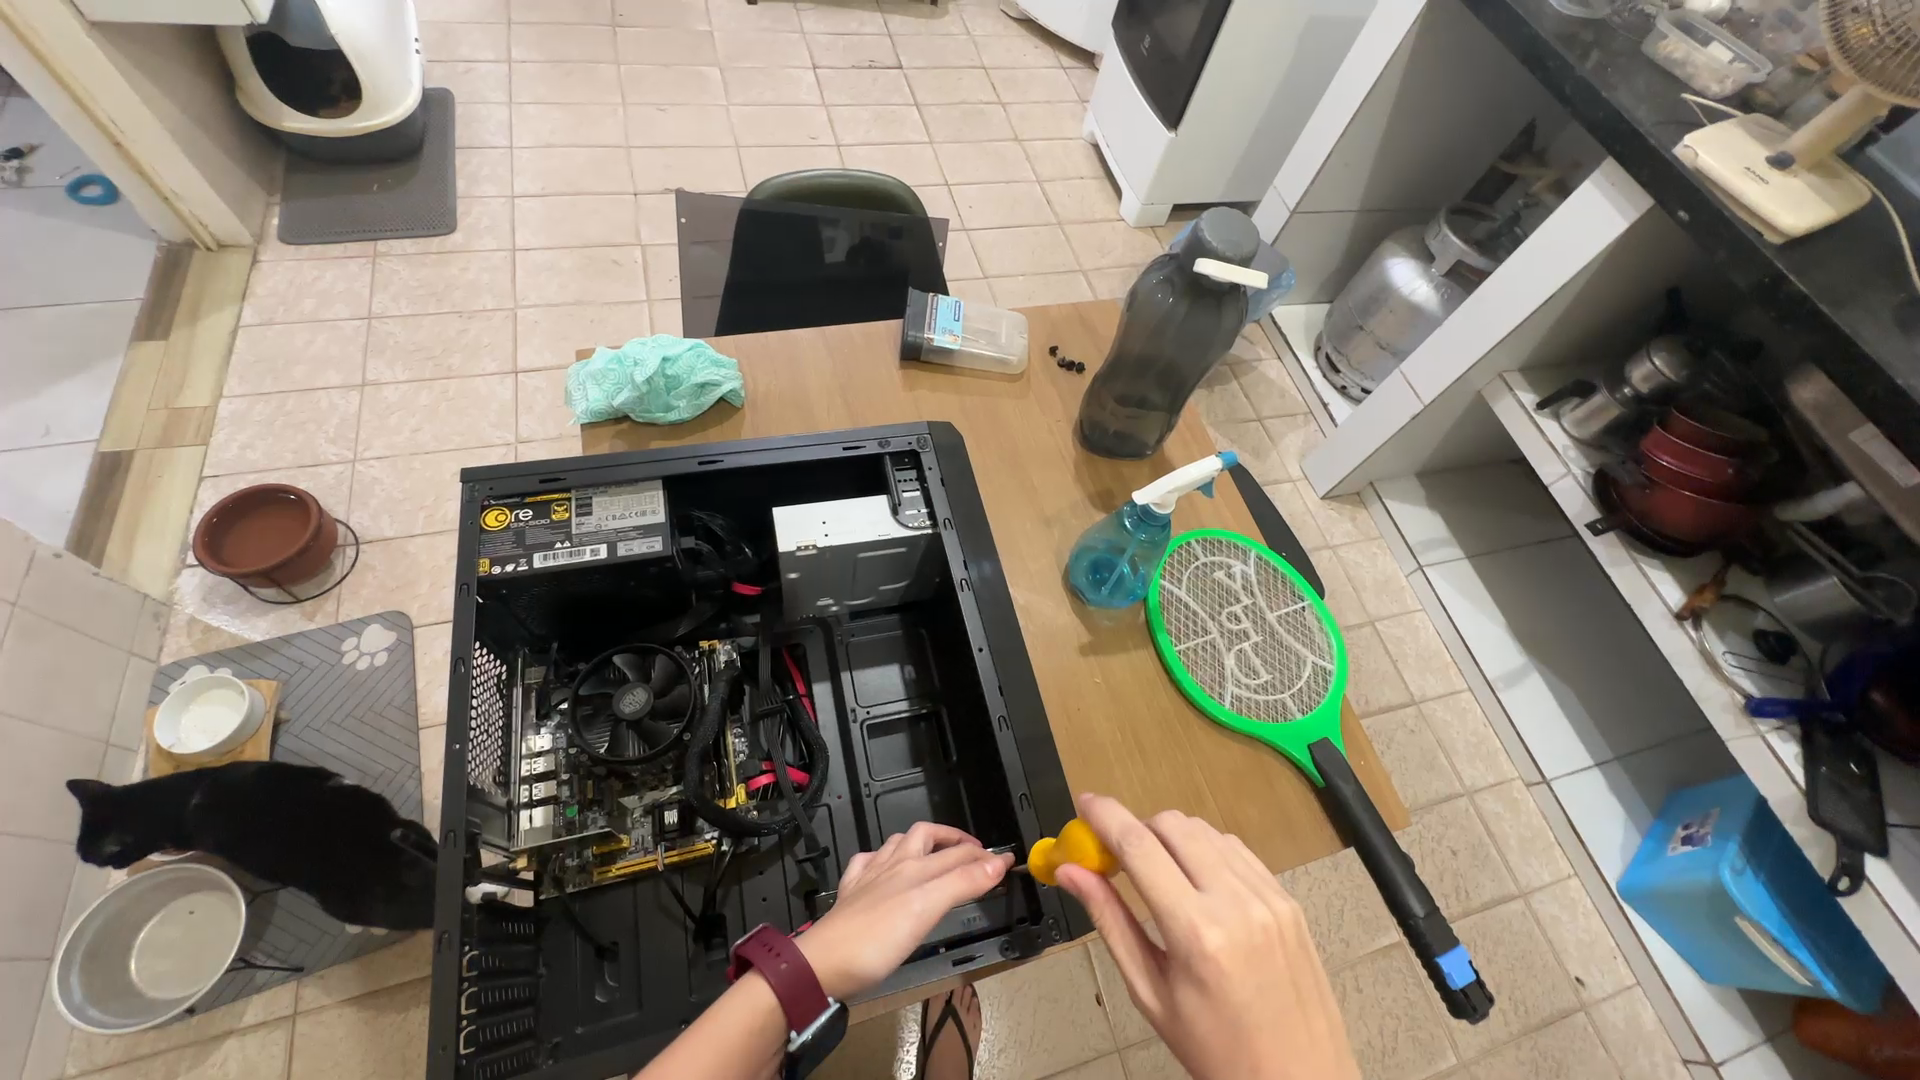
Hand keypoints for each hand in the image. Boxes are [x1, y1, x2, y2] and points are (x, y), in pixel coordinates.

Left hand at [797, 823, 1012, 1000]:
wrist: (823, 964)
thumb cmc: (877, 939)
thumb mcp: (927, 909)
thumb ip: (962, 883)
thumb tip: (996, 861)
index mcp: (914, 867)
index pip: (958, 854)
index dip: (985, 857)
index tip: (1008, 861)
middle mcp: (892, 865)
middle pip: (927, 839)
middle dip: (954, 840)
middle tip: (974, 851)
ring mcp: (868, 878)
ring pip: (896, 845)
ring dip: (918, 843)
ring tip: (933, 851)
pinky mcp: (850, 895)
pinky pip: (865, 864)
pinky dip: (880, 859)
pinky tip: (882, 865)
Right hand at [1055, 794, 1359, 1079]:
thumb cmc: (1216, 1050)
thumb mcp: (1150, 992)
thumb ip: (1109, 921)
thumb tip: (1069, 872)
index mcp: (1196, 933)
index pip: (1138, 846)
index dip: (1104, 816)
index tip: (1083, 804)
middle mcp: (1235, 902)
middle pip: (1171, 824)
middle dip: (1136, 829)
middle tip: (1117, 856)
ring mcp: (1268, 896)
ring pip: (1203, 830)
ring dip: (1170, 837)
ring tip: (1158, 874)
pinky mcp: (1287, 898)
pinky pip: (1235, 848)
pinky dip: (1205, 850)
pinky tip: (1197, 882)